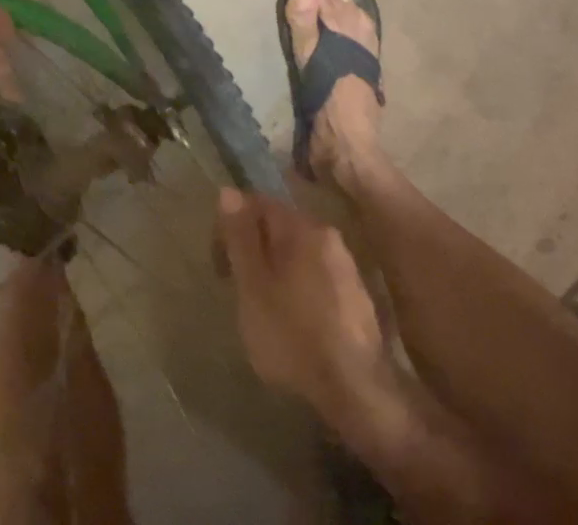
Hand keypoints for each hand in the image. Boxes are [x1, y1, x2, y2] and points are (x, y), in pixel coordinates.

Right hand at [216, 189, 387, 411]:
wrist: (354, 386)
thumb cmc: (292, 334)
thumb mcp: (253, 286)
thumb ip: (241, 238)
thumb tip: (229, 192)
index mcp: (302, 229)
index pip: (259, 203)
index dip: (231, 227)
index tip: (220, 263)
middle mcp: (329, 237)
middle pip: (280, 227)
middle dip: (253, 249)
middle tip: (236, 287)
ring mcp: (347, 267)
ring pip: (298, 253)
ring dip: (274, 269)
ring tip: (261, 306)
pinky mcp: (356, 296)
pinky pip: (315, 276)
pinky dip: (296, 287)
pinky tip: (291, 320)